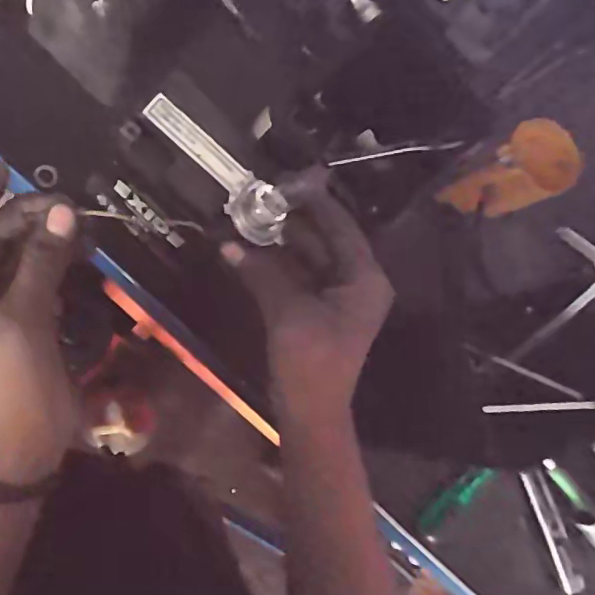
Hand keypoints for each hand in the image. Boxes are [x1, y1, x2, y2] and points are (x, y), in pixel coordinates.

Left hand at [0, 168, 81, 483]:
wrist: (38, 436)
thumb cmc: (15, 381)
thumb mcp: (23, 319)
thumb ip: (41, 263)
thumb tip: (64, 212)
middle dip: (21, 216)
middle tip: (60, 202)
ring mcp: (3, 301)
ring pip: (19, 252)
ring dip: (44, 232)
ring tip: (74, 215)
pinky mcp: (32, 311)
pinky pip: (41, 271)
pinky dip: (58, 255)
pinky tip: (80, 242)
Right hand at [220, 168, 392, 417]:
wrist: (311, 413)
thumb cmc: (310, 361)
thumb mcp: (287, 312)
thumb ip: (262, 273)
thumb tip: (230, 245)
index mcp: (363, 279)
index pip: (341, 228)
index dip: (314, 204)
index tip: (287, 182)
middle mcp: (356, 284)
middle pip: (324, 243)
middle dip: (292, 224)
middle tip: (260, 201)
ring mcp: (337, 300)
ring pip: (308, 262)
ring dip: (281, 247)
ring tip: (250, 222)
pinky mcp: (317, 314)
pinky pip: (299, 281)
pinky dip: (277, 269)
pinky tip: (251, 255)